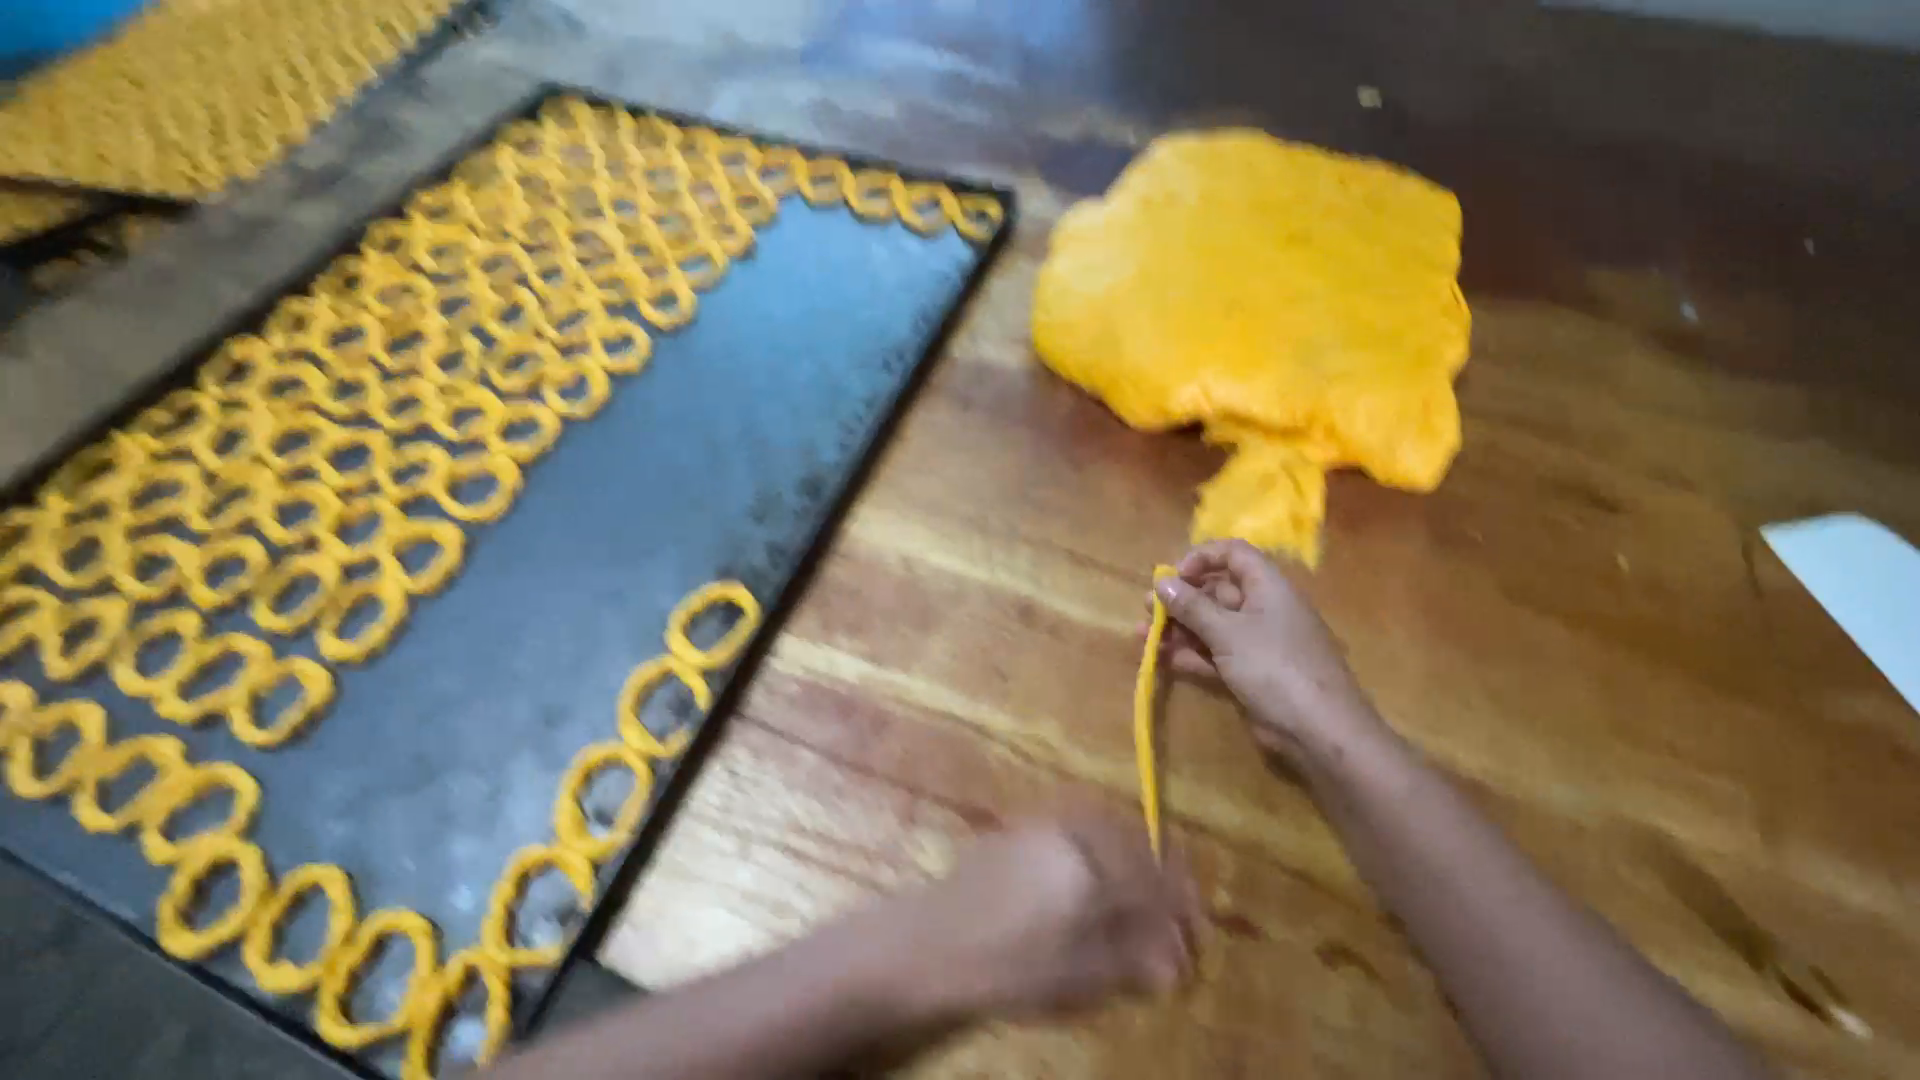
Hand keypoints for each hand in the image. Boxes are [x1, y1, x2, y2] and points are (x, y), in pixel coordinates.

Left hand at [885, 806, 1200, 1020]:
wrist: (929, 942)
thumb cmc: (1006, 967)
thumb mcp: (1076, 977)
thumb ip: (1132, 960)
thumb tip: (1176, 962)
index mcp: (1094, 868)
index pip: (1160, 881)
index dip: (1185, 910)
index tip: (1196, 937)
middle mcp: (1075, 833)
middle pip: (1140, 848)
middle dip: (1164, 882)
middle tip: (1172, 920)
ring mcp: (1046, 824)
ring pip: (1111, 832)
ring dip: (1135, 863)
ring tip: (1138, 903)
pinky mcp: (1023, 827)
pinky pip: (1080, 830)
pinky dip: (1102, 853)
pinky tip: (1096, 882)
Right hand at [1148, 538, 1381, 765]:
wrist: (1319, 730)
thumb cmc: (1275, 667)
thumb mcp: (1228, 632)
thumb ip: (1192, 607)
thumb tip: (1161, 582)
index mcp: (1267, 587)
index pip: (1233, 554)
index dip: (1202, 558)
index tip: (1173, 577)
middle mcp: (1263, 609)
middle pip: (1217, 591)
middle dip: (1181, 599)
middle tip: (1147, 609)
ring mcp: (1257, 643)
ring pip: (1212, 626)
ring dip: (1178, 629)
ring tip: (1143, 636)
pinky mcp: (1250, 673)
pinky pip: (1215, 655)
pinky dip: (1190, 655)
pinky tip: (1161, 660)